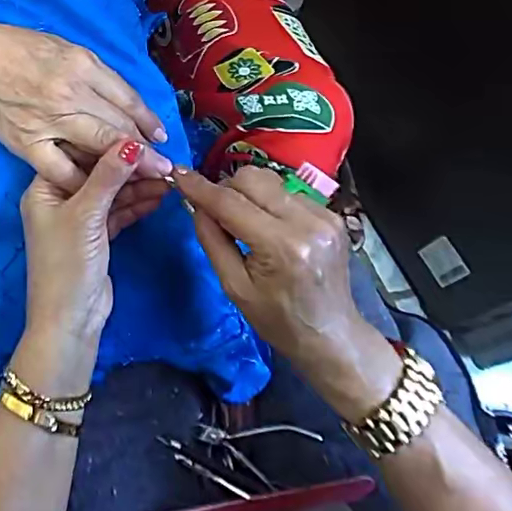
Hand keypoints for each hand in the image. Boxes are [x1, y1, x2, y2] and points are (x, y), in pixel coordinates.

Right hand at [0, 20, 173, 188]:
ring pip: (99, 147)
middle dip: (148, 151)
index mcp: (82, 65)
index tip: (162, 138)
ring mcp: (49, 121)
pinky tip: (99, 189)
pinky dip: (84, 181)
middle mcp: (70, 93)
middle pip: (119, 126)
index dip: (148, 121)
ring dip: (127, 166)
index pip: (127, 99)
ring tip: (146, 179)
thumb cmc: (18, 48)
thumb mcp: (65, 48)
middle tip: (166, 168)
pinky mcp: (27, 144)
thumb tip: (125, 101)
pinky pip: (62, 170)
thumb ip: (96, 73)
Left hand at [19, 140, 167, 357]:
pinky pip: (118, 211)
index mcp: (44, 188)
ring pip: (112, 192)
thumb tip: (131, 142)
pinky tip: (159, 197)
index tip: (143, 140)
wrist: (70, 321)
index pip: (79, 154)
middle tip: (164, 163)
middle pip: (98, 172)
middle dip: (130, 168)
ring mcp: (79, 217)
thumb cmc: (68, 264)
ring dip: (139, 186)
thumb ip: (108, 177)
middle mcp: (59, 198)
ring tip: (169, 180)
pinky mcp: (96, 235)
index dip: (110, 146)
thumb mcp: (87, 215)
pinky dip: (137, 204)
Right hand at [174, 166, 402, 419]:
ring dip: (249, 194)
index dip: (200, 187)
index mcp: (281, 246)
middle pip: (251, 178)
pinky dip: (270, 202)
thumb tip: (197, 204)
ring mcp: (324, 216)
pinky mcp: (332, 215)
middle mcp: (306, 223)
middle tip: (217, 213)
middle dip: (226, 188)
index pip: (231, 203)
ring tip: (246, 223)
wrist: (331, 336)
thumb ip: (212, 239)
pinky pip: (288, 192)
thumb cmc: (278, 320)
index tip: (178, 175)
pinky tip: (272, 227)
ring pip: (269, 180)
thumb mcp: (234, 286)